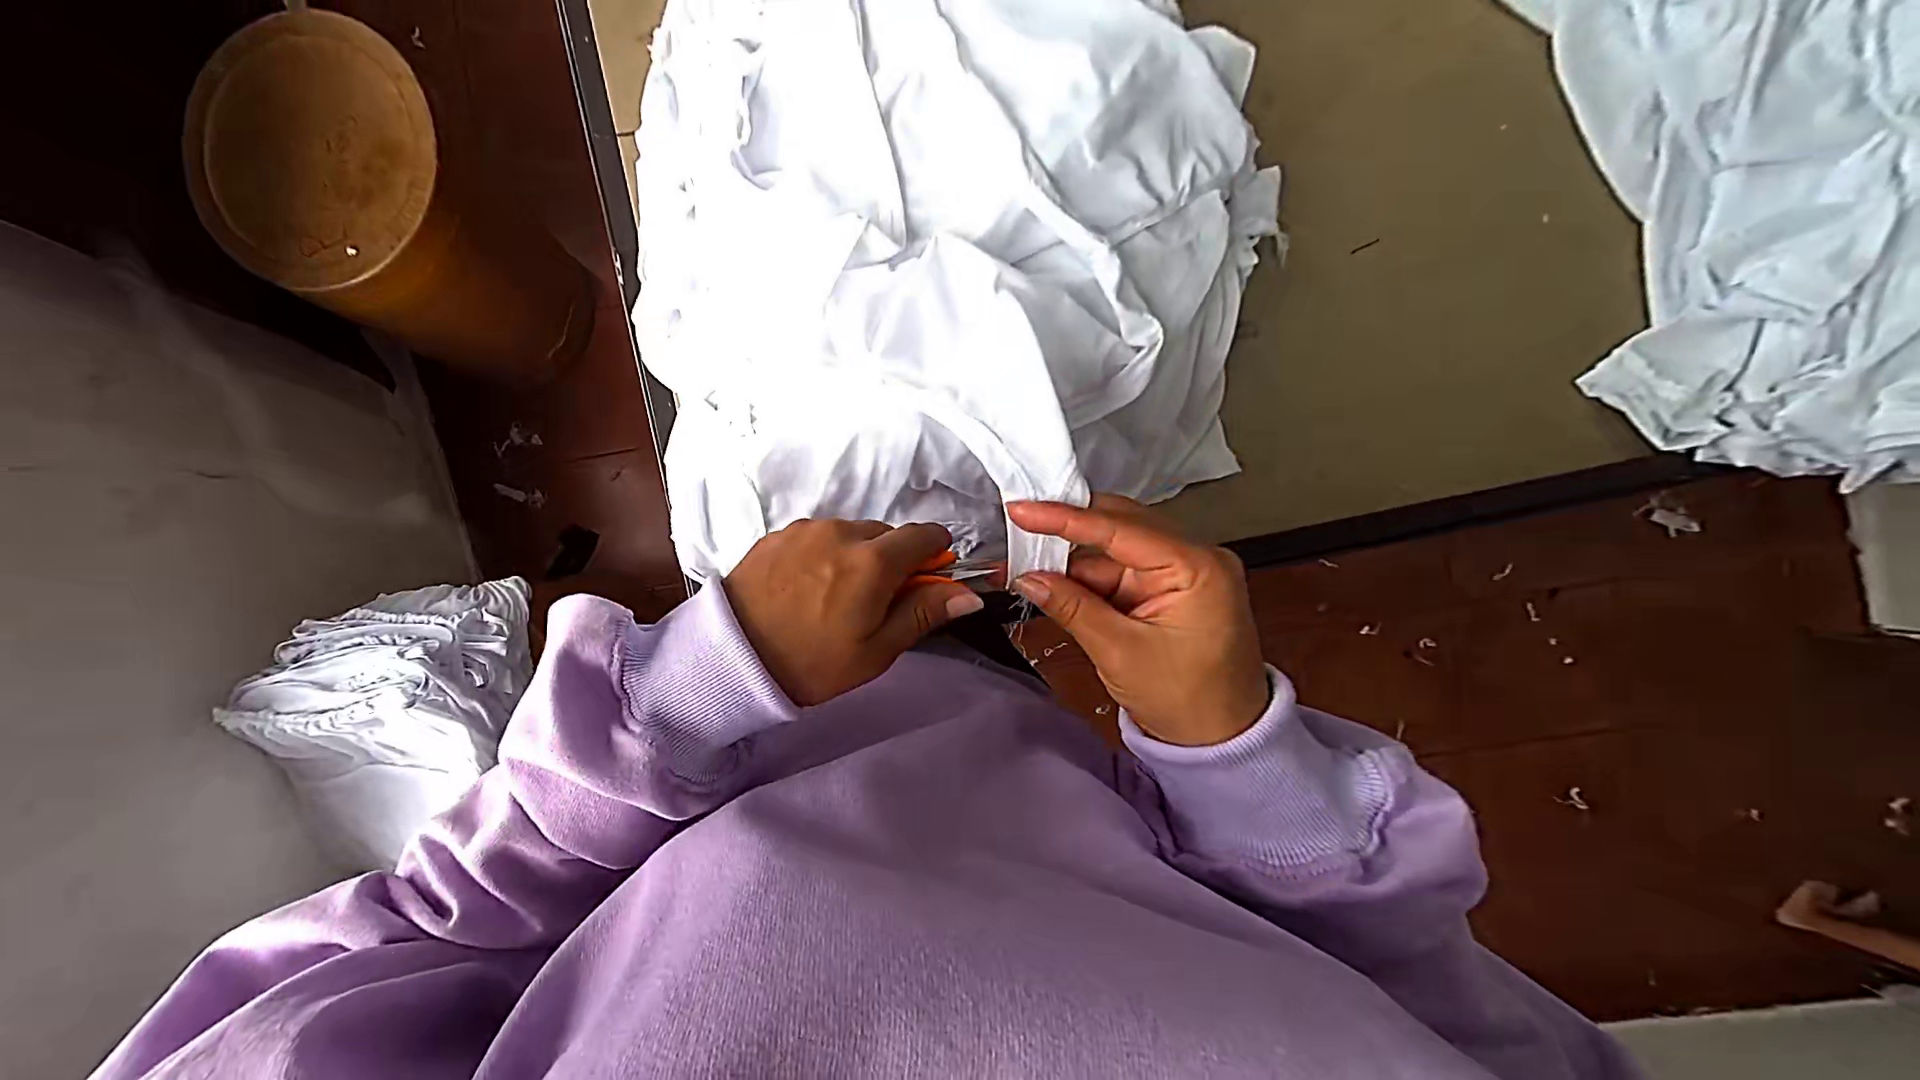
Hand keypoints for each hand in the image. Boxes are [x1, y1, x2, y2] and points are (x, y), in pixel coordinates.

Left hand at [724, 519, 984, 705]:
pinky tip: (808, 586)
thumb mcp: (876, 650)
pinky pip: (819, 535)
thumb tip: (969, 594)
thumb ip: (924, 613)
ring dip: (858, 555)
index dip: (935, 555)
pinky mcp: (779, 534)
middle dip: (893, 560)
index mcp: (873, 561)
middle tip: (876, 601)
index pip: (926, 535)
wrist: (728, 660)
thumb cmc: (810, 663)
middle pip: (888, 535)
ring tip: (835, 596)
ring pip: (852, 533)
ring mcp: (806, 529)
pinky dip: (825, 553)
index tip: (928, 578)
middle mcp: (842, 532)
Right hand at [1007, 495, 1269, 745]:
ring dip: (1071, 562)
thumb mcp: (1120, 652)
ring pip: (1113, 551)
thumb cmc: (1190, 702)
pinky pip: (1120, 572)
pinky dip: (1086, 579)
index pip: (1120, 528)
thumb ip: (1072, 607)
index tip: (1024, 510)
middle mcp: (1194, 558)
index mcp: (1197, 566)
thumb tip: (1029, 578)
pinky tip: (1054, 583)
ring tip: (1026, 567)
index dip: (1065, 518)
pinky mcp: (1168, 588)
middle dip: (1066, 535)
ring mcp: (1181, 572)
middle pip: (1118, 528)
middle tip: (1019, 531)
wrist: (1223, 740)